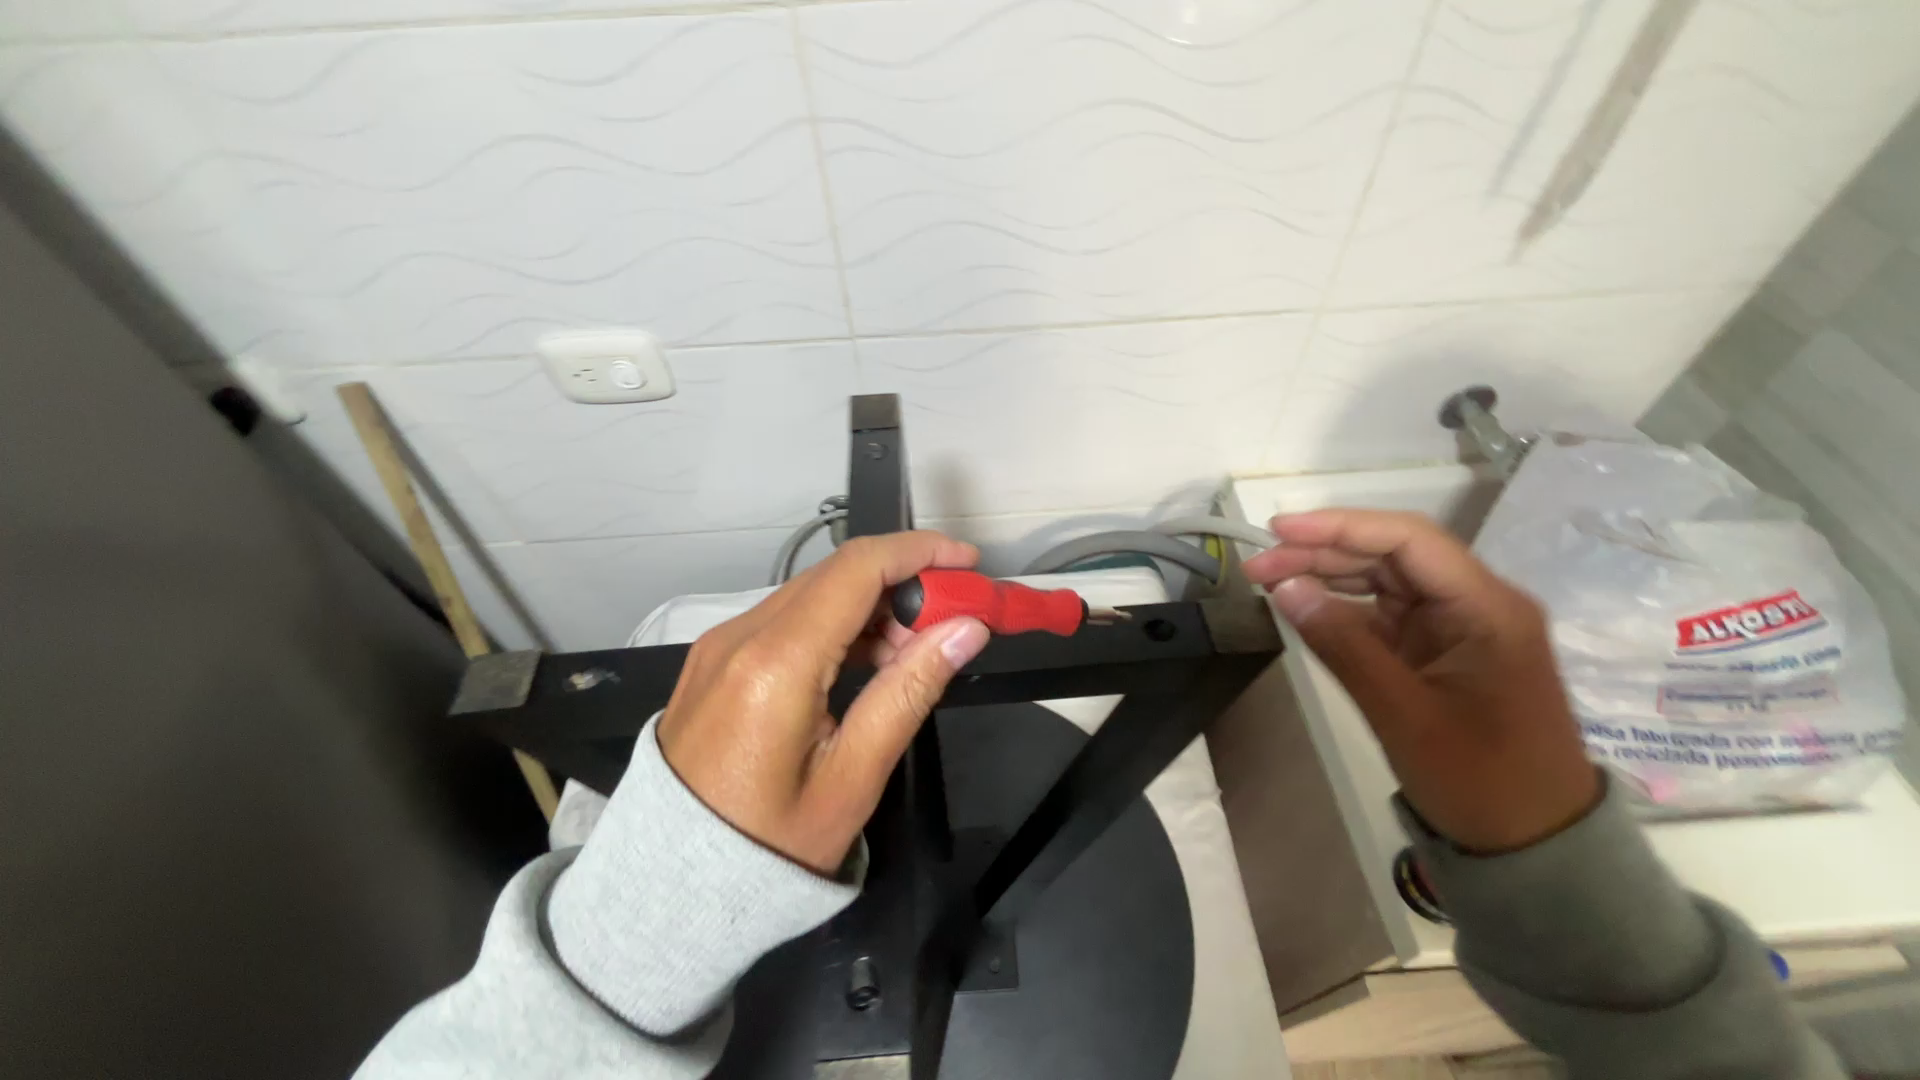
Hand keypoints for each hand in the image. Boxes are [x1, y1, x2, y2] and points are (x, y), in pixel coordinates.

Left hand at [656, 532, 991, 874]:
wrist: (673, 883)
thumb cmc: (770, 844)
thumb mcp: (853, 778)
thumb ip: (910, 691)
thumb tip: (966, 630)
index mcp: (776, 662)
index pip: (857, 569)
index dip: (920, 552)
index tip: (969, 564)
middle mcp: (741, 635)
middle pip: (836, 575)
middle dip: (904, 580)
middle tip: (955, 615)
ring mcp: (721, 643)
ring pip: (812, 593)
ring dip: (872, 603)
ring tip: (916, 647)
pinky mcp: (715, 658)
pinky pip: (786, 618)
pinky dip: (836, 623)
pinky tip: (867, 658)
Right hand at [1242, 510, 1598, 853]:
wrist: (1533, 842)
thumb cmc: (1478, 779)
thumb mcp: (1401, 713)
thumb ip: (1341, 644)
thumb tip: (1284, 588)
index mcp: (1486, 606)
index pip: (1408, 540)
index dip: (1340, 526)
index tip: (1277, 530)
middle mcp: (1476, 601)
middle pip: (1393, 553)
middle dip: (1323, 551)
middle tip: (1257, 565)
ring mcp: (1459, 624)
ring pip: (1385, 578)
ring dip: (1328, 573)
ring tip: (1268, 579)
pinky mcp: (1441, 647)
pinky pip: (1386, 611)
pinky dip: (1343, 606)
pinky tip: (1304, 605)